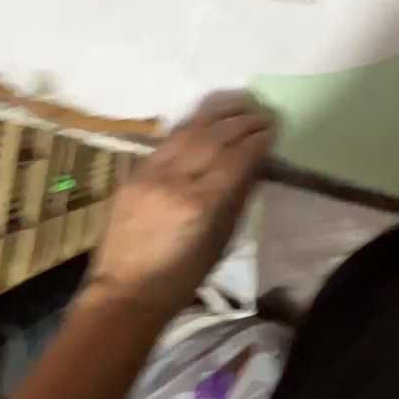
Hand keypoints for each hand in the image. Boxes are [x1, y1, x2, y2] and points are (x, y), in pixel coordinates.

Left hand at [86, 94, 277, 315]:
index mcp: (199, 204)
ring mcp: (149, 174)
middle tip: (263, 115)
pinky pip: (167, 141)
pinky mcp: (133, 174)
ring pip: (187, 130)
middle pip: (212, 137)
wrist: (125, 293)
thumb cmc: (182, 278)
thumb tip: (254, 166)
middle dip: (241, 122)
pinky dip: (191, 127)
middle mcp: (173, 181)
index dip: (257, 140)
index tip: (273, 130)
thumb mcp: (221, 242)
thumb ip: (237, 199)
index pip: (235, 157)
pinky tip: (206, 120)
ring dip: (216, 115)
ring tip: (239, 105)